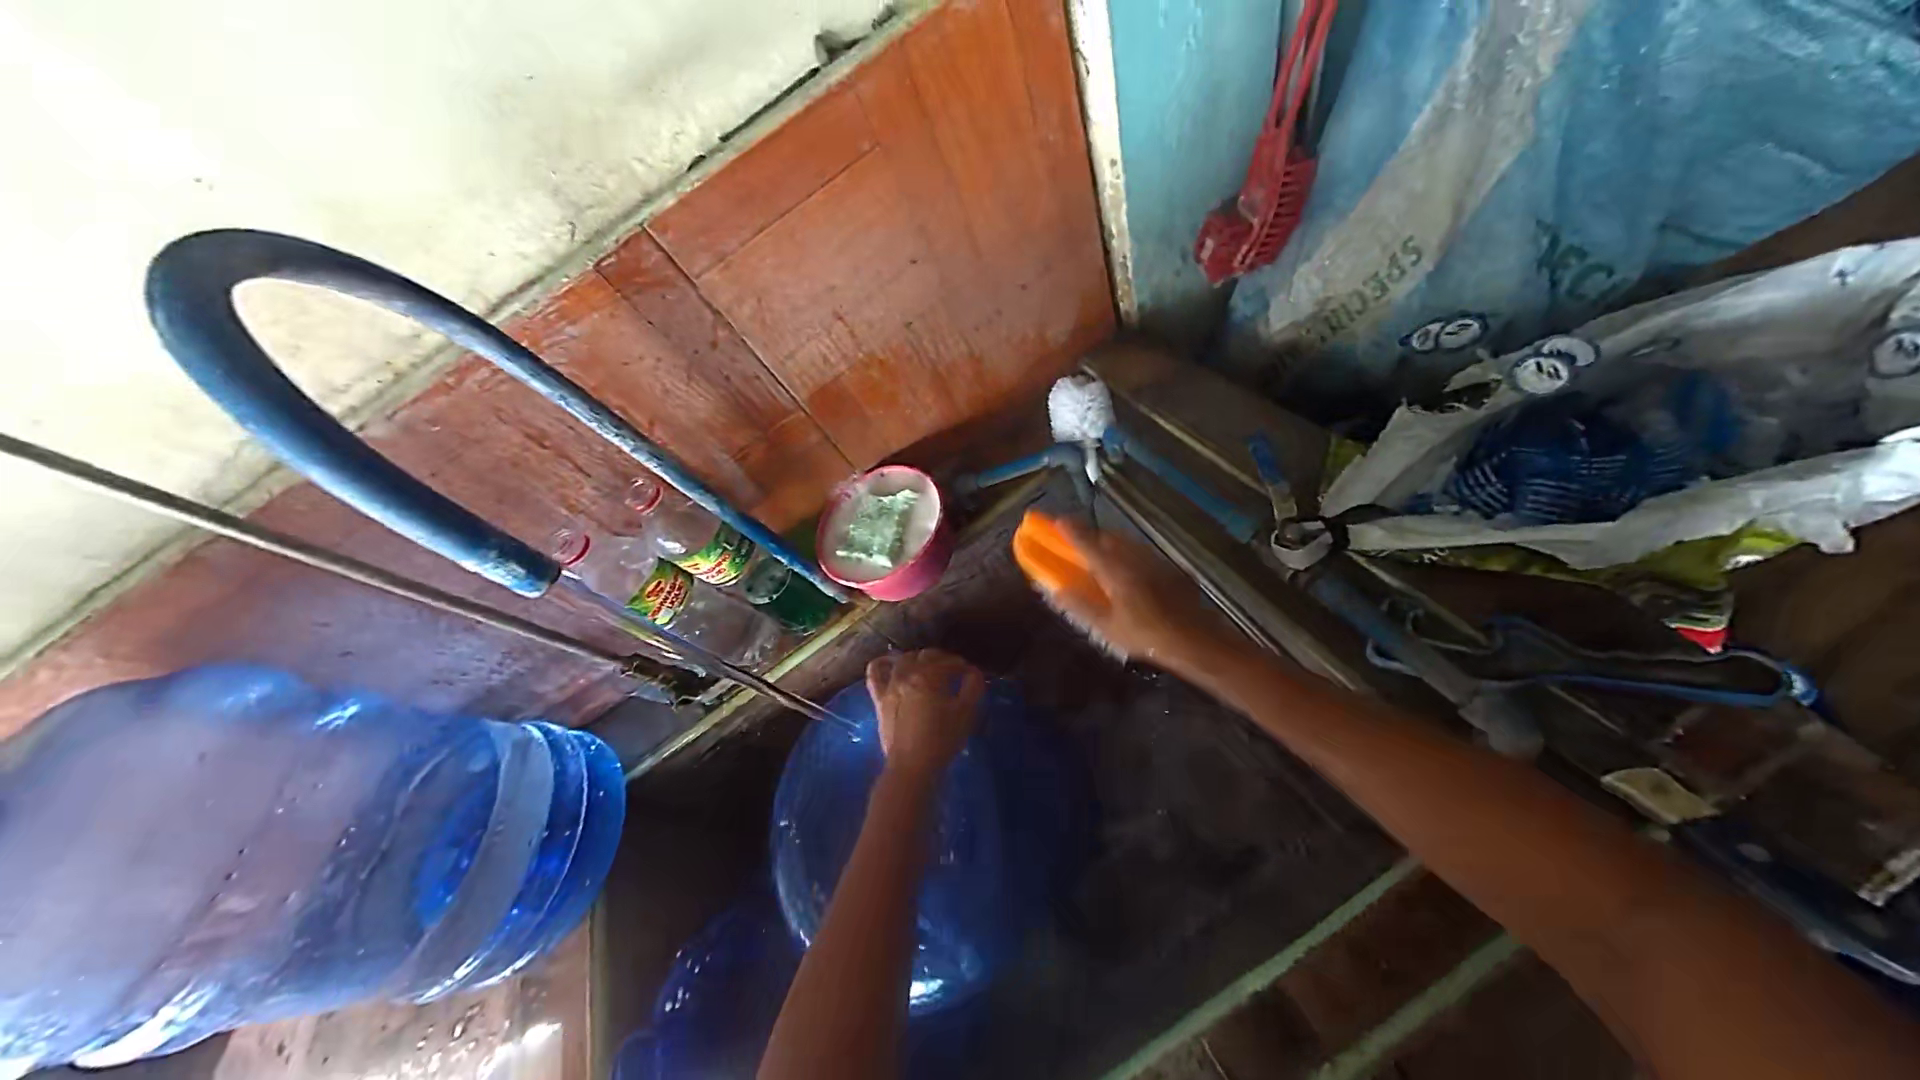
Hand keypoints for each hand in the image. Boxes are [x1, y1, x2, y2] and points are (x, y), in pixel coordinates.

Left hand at [866, 649, 984, 782]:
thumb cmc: (943, 739)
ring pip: (904, 659)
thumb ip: (973, 686)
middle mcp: (907, 674)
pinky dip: (882, 663)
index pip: (949, 662)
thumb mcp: (966, 712)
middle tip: (953, 670)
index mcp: (929, 676)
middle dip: (943, 659)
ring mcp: (890, 685)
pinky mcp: (879, 699)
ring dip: (918, 658)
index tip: (970, 673)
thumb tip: (973, 672)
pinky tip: (891, 663)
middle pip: (927, 656)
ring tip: (927, 666)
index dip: (962, 666)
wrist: (912, 766)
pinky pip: (875, 672)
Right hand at [1044, 520, 1233, 668]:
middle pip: (1108, 538)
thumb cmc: (1146, 636)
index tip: (1058, 521)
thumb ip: (1080, 606)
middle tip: (1078, 541)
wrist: (1195, 639)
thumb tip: (1057, 591)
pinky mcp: (1171, 568)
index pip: (1087, 543)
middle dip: (1091, 535)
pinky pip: (1143, 554)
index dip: (1071, 530)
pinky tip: (1130, 570)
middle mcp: (1134, 558)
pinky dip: (1129, 555)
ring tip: (1101, 554)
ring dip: (1111, 543)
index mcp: (1114, 570)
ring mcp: (1155, 561)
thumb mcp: (1106, 627)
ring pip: (1128, 544)